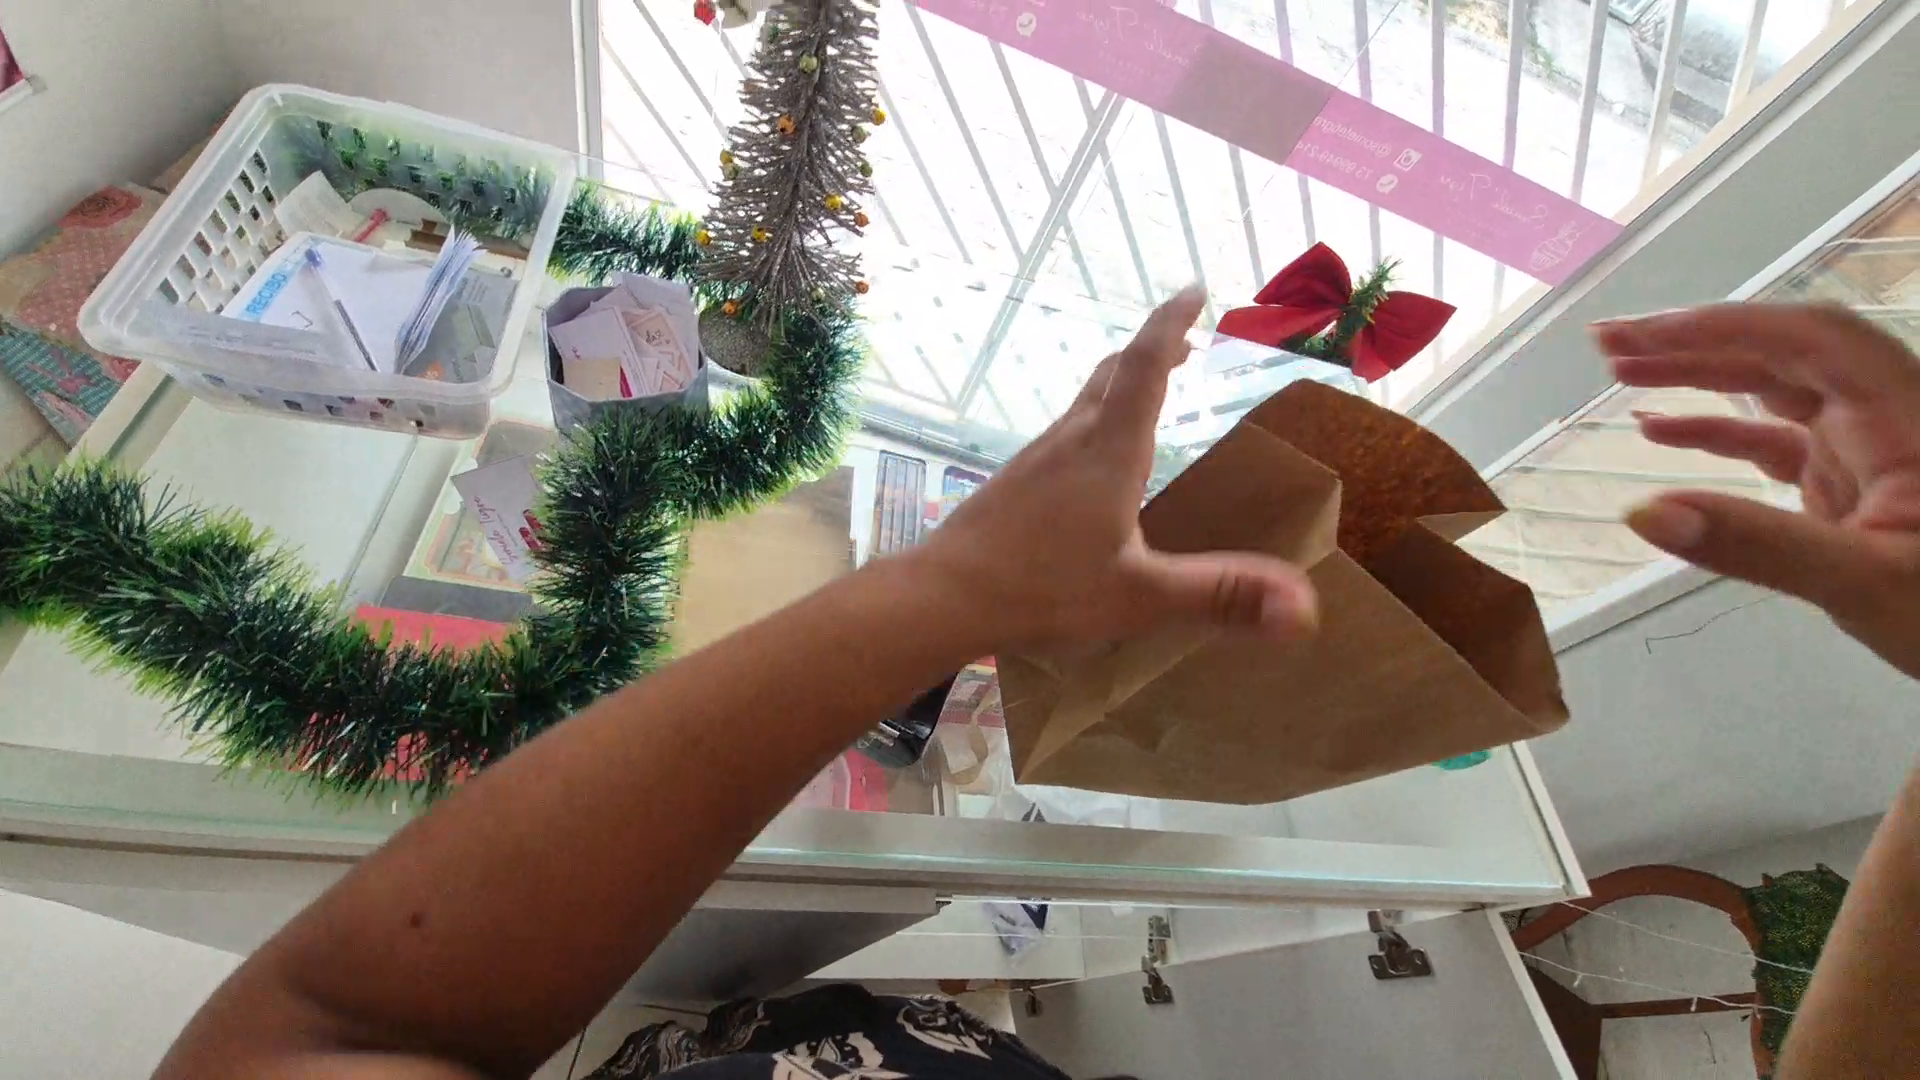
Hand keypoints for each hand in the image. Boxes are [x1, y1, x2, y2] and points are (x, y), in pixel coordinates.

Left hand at [906, 287, 1316, 653]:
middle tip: (1184, 343)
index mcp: (1108, 450)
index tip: (1196, 288)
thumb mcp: (1139, 596)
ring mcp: (1034, 459)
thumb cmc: (1041, 588)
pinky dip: (1092, 426)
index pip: (1145, 364)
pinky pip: (1062, 437)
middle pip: (1111, 375)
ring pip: (1083, 405)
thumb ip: (1219, 595)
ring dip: (1119, 387)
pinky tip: (1091, 468)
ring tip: (1147, 399)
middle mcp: (1069, 440)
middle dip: (1152, 351)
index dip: (1172, 321)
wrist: (943, 595)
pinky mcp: (1012, 483)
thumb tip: (1306, 608)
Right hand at [1597, 303, 1919, 677]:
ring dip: (1697, 374)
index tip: (1638, 335)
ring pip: (1777, 388)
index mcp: (1911, 420)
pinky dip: (1712, 429)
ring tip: (1621, 371)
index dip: (1722, 326)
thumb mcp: (1871, 586)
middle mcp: (1894, 419)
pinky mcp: (1851, 483)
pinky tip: (1655, 431)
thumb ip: (1758, 546)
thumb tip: (1640, 512)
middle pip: (1787, 354)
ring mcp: (1872, 451)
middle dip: (1694, 340)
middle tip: (1606, 342)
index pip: (1811, 341)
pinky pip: (1773, 439)